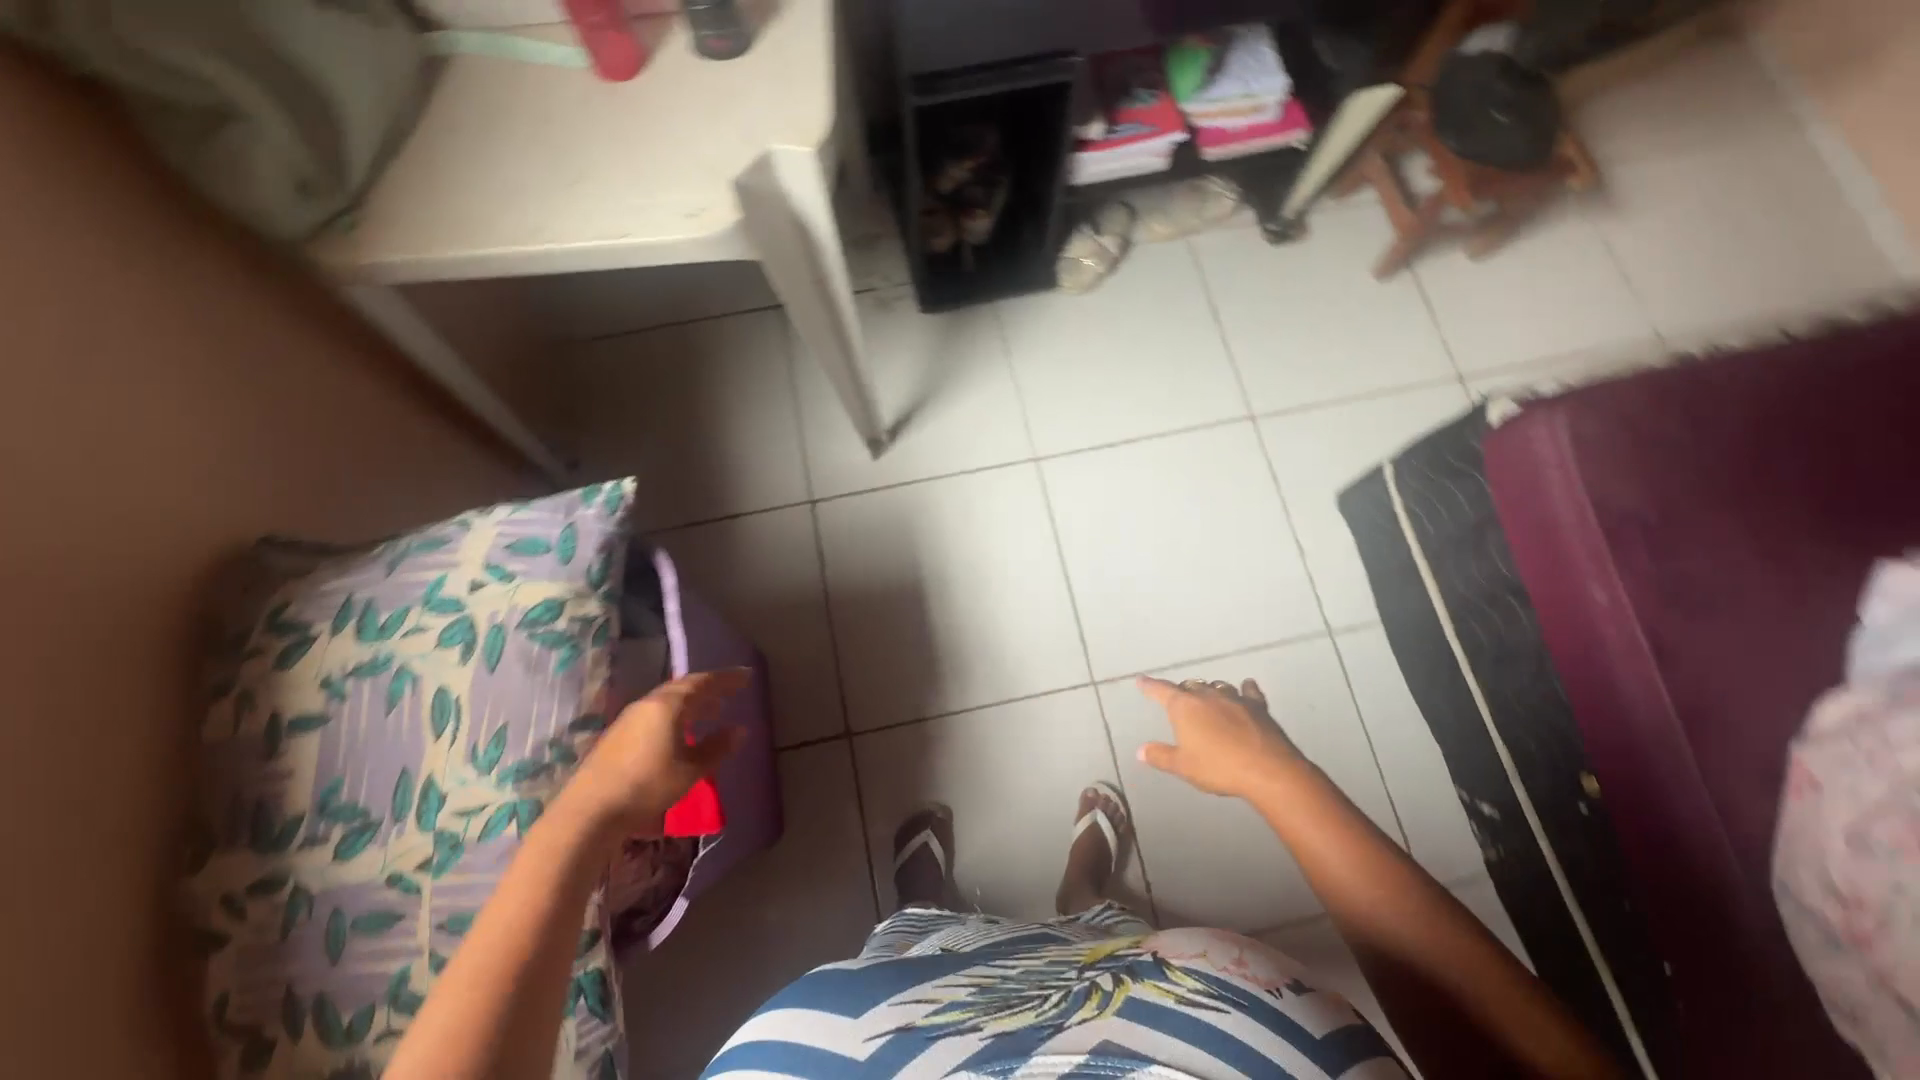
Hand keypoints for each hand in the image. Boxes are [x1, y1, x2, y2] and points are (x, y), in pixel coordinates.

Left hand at [561, 669, 747, 835]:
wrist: (591, 810)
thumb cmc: (648, 786)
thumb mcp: (690, 770)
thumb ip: (716, 747)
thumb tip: (739, 730)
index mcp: (667, 706)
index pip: (702, 683)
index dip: (726, 679)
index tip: (746, 676)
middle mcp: (647, 704)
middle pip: (682, 688)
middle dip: (709, 689)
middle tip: (730, 692)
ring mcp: (629, 719)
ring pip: (667, 701)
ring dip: (692, 703)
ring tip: (711, 711)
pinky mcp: (618, 735)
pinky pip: (655, 714)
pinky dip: (676, 715)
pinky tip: (680, 732)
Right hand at [1135, 676, 1308, 798]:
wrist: (1267, 770)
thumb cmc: (1218, 767)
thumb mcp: (1183, 766)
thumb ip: (1161, 756)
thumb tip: (1140, 750)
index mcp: (1185, 707)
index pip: (1161, 691)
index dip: (1150, 685)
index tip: (1141, 679)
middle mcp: (1207, 696)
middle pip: (1190, 687)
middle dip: (1181, 691)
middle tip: (1178, 700)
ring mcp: (1234, 698)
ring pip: (1216, 686)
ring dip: (1209, 690)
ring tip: (1207, 697)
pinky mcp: (1257, 706)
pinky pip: (1248, 691)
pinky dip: (1244, 689)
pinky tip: (1246, 687)